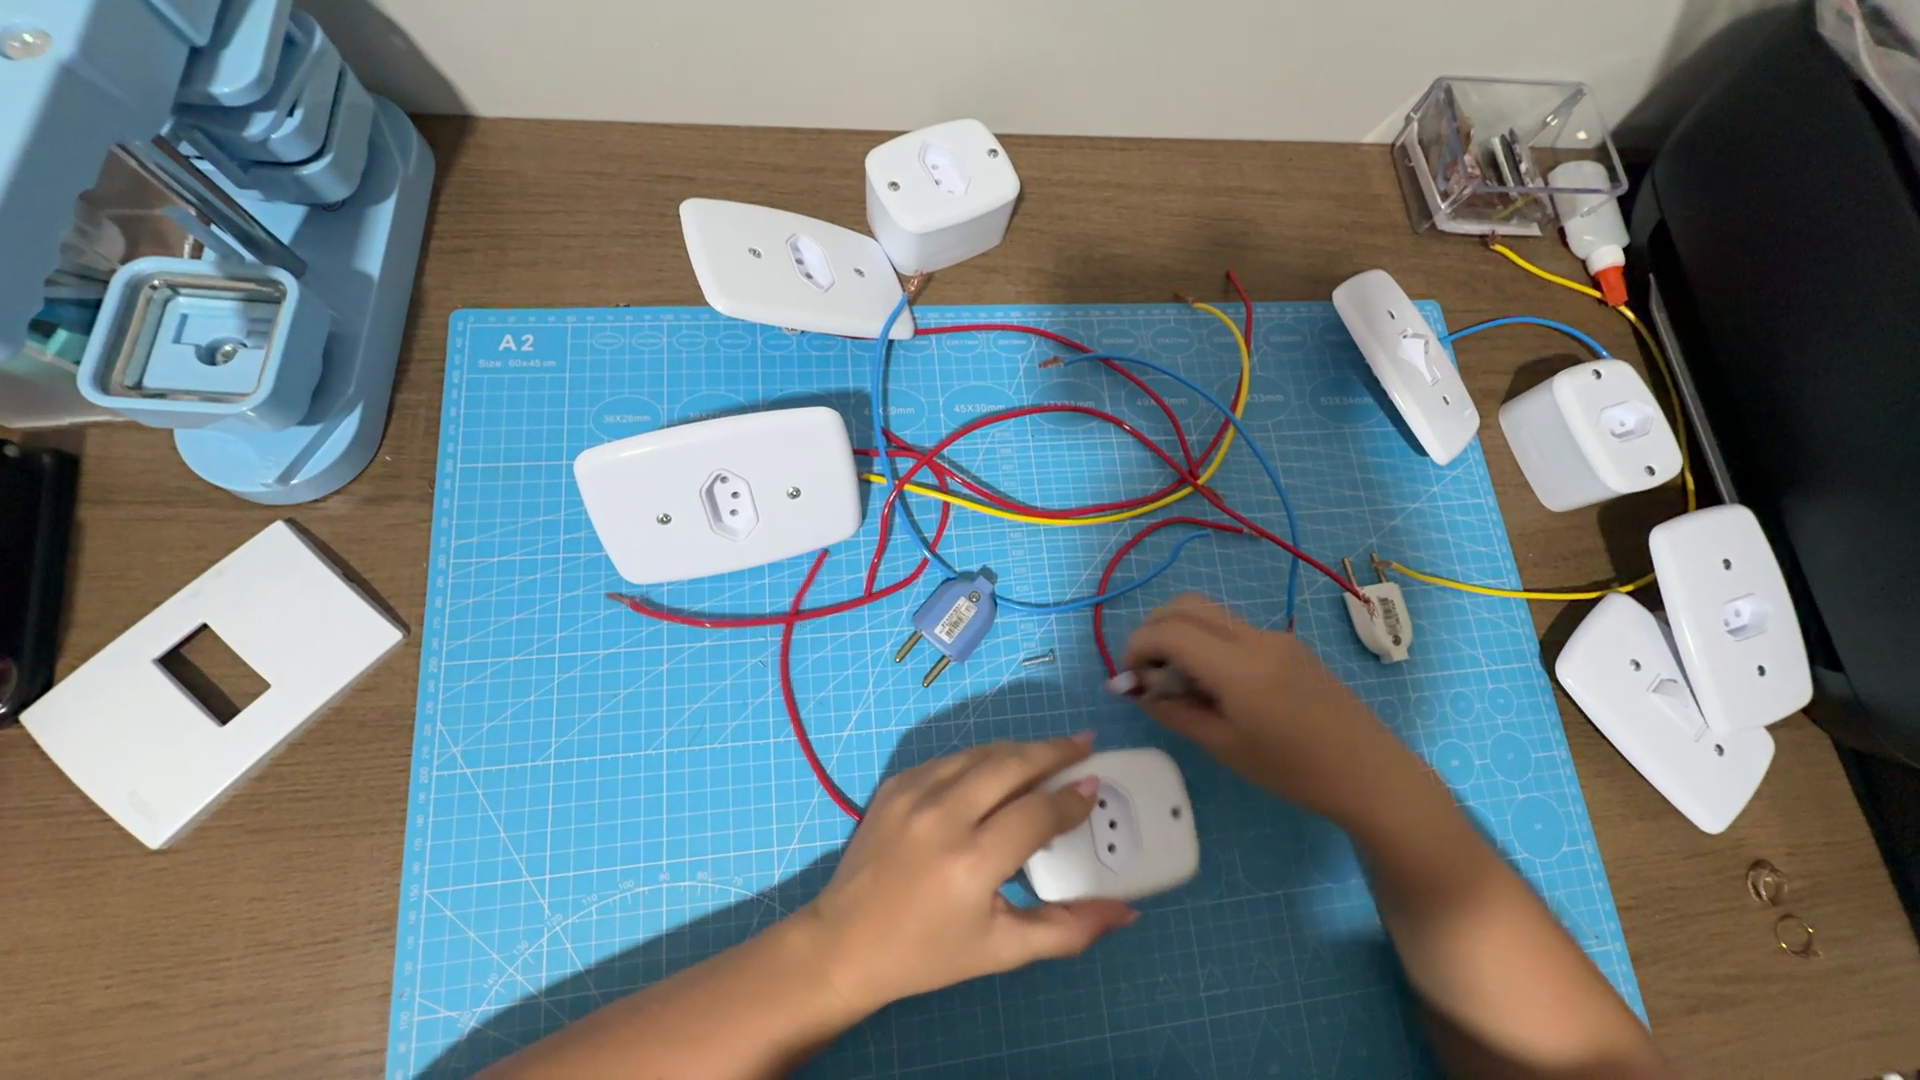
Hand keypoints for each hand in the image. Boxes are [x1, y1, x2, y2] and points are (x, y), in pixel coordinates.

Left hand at [794, 736, 1138, 1014]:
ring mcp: (914, 793)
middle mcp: (943, 815)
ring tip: (1050, 750)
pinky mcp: (895, 785)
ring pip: (980, 753)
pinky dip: (981, 759)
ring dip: (1019, 749)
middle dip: (1054, 749)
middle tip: (1085, 743)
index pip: (1038, 812)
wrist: (844, 943)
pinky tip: (999, 767)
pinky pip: (950, 760)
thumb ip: (1068, 928)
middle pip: (1012, 763)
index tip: (1094, 785)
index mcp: (972, 861)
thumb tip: (1126, 910)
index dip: (1072, 797)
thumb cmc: (927, 954)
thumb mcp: (1002, 950)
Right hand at [1122, 594, 1404, 820]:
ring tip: (1179, 683)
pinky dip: (1206, 643)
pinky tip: (1213, 685)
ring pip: (1209, 614)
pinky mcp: (1287, 645)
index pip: (1168, 631)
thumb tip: (1137, 691)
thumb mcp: (1224, 747)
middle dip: (1153, 630)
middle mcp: (1254, 637)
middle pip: (1186, 606)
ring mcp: (1274, 637)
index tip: (1130, 679)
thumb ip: (1175, 712)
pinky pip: (1232, 630)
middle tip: (1146, 672)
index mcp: (1237, 666)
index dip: (1137, 647)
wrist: (1370, 773)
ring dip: (1180, 634)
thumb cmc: (1293, 770)